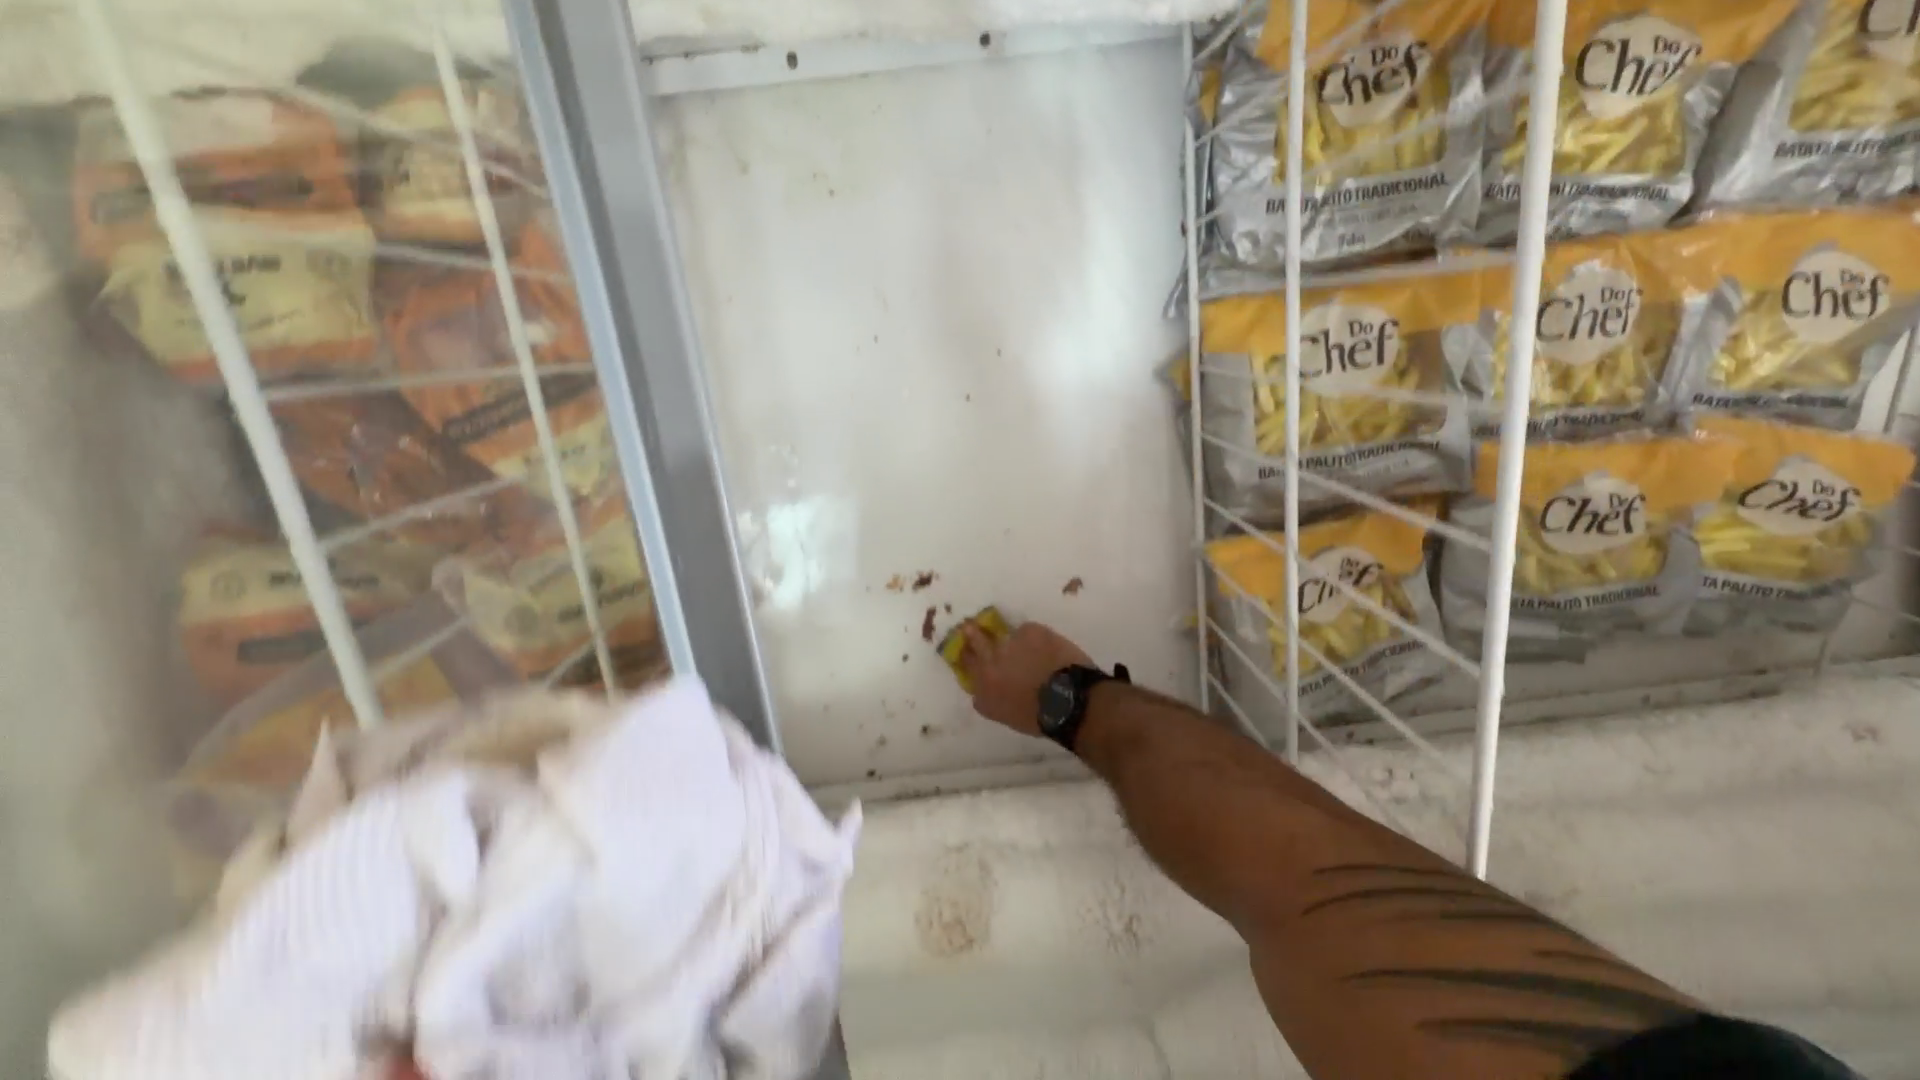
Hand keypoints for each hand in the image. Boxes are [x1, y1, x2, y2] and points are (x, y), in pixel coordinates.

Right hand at [957, 619, 1092, 737]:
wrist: (1069, 702)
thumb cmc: (1040, 718)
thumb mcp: (1005, 715)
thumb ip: (990, 698)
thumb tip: (989, 687)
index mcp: (982, 689)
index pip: (965, 665)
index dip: (967, 655)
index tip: (969, 651)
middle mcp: (988, 663)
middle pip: (975, 641)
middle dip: (973, 633)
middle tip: (972, 627)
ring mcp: (1008, 645)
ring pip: (1006, 635)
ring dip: (1015, 641)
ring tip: (1032, 649)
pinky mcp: (1028, 631)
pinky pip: (1028, 630)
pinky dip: (1037, 638)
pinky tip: (1050, 649)